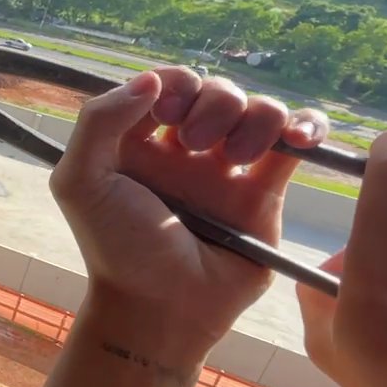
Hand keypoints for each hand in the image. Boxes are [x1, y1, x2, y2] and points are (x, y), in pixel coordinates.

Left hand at [50, 68, 329, 357]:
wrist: (163, 305)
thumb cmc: (116, 246)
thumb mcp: (81, 182)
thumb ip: (98, 123)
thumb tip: (150, 80)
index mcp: (132, 145)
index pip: (160, 86)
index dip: (171, 83)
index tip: (167, 111)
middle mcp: (177, 152)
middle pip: (212, 91)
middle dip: (212, 102)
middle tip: (195, 143)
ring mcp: (222, 170)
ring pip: (256, 109)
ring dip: (255, 117)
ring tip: (235, 157)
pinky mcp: (263, 192)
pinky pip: (295, 141)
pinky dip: (305, 126)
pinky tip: (297, 139)